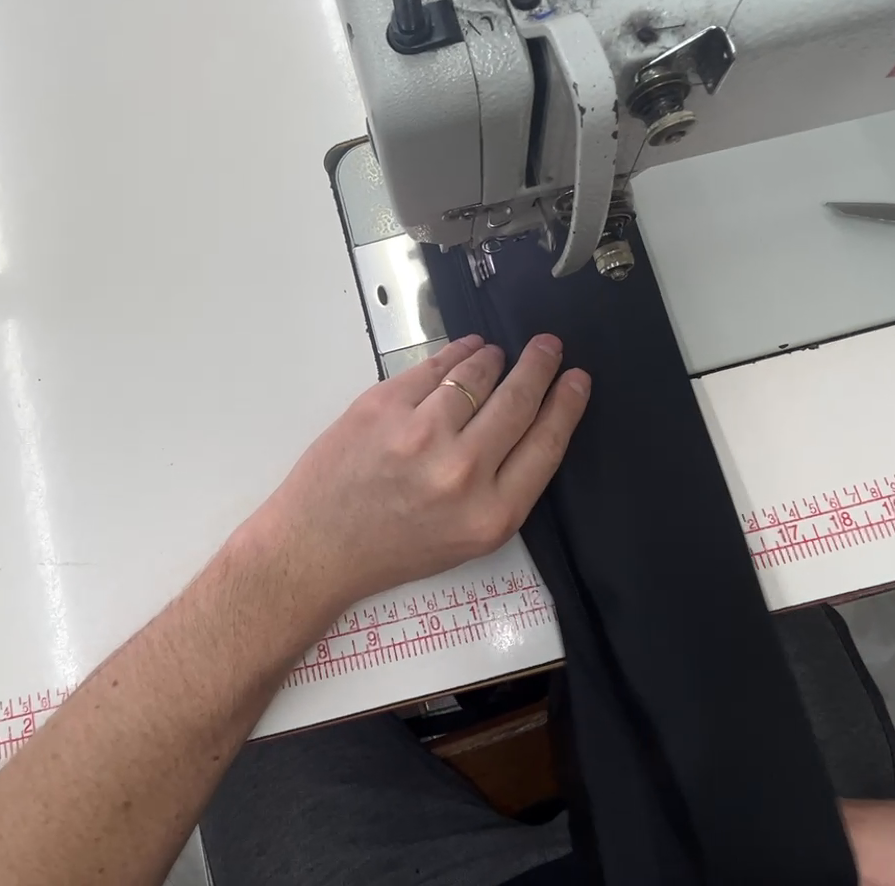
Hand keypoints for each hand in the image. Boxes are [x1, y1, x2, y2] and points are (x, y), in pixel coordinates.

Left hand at [246, 333, 590, 617]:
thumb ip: (503, 488)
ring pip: (476, 375)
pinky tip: (467, 349)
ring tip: (499, 353)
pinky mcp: (383, 406)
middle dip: (539, 366)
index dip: (567, 405)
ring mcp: (419, 433)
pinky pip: (433, 366)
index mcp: (491, 514)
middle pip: (518, 401)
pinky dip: (456, 353)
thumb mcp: (467, 538)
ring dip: (493, 358)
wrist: (317, 547)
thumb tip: (527, 422)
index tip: (577, 380)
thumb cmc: (392, 549)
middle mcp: (462, 472)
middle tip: (549, 346)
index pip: (546, 444)